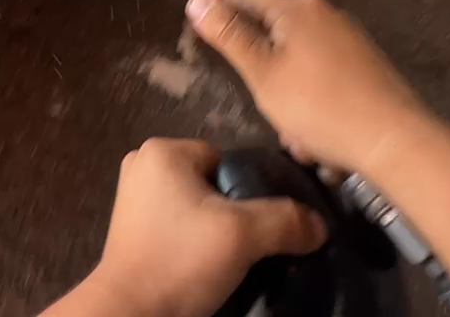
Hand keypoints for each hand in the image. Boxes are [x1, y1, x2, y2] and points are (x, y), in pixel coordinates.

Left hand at [69, 138, 324, 316]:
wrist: (132, 311)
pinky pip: (175, 222)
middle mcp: (143, 162)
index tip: (259, 226)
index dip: (248, 192)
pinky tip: (203, 265)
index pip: (224, 160)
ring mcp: (132, 193)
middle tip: (247, 247)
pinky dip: (191, 240)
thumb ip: (283, 221)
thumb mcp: (241, 236)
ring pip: (193, 205)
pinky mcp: (130, 224)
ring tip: (227, 260)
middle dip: (231, 213)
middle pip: (210, 183)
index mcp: (162, 150)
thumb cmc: (180, 260)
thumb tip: (318, 223)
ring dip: (212, 229)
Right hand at [187, 0, 429, 175]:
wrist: (398, 143)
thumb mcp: (262, 73)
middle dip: (259, 54)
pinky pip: (323, 72)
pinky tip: (312, 132)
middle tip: (245, 75)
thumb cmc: (320, 106)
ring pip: (300, 56)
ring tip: (288, 128)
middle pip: (276, 26)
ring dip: (287, 86)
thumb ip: (228, 35)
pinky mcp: (366, 65)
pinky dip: (312, 95)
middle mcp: (323, 15)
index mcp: (295, 10)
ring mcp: (349, 38)